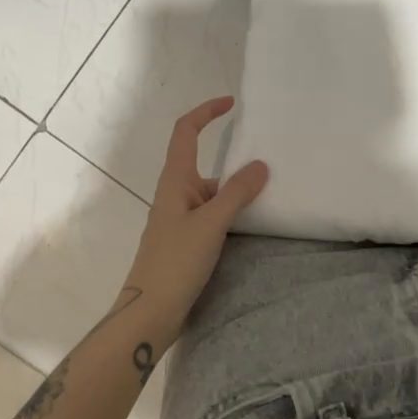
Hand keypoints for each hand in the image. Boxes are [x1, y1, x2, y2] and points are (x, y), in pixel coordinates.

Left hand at [123, 97, 268, 348]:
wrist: (148, 315)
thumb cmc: (175, 263)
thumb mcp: (211, 224)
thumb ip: (237, 193)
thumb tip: (260, 164)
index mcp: (175, 180)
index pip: (186, 131)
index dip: (206, 112)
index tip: (232, 103)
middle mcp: (175, 193)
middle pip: (203, 163)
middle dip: (233, 161)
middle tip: (267, 164)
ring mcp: (179, 219)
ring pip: (211, 193)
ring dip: (235, 192)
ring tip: (269, 198)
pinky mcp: (185, 241)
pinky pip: (212, 215)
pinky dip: (231, 214)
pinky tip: (251, 227)